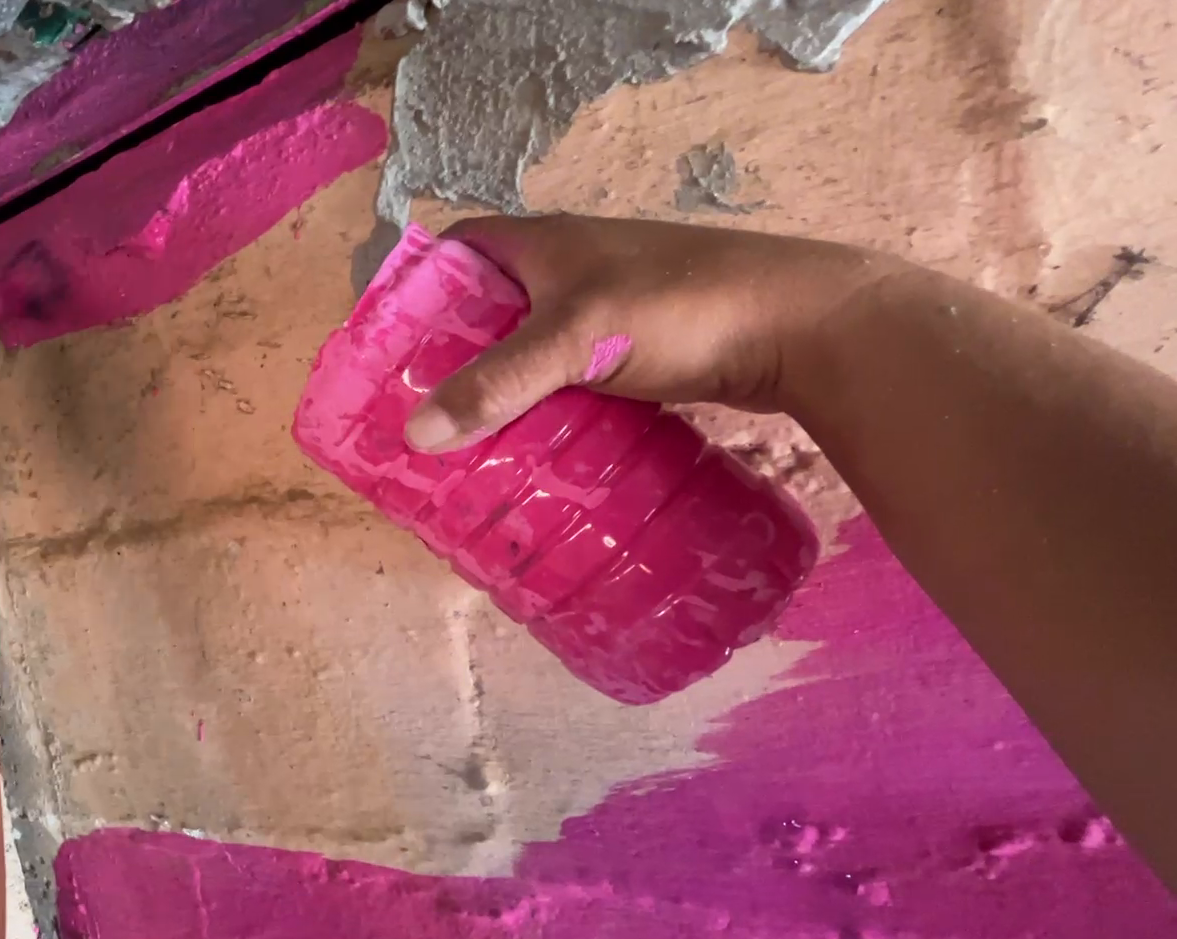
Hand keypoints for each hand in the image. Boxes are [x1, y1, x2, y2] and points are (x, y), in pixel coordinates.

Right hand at [405, 214, 903, 452]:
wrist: (807, 329)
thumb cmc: (682, 308)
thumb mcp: (574, 339)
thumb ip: (494, 385)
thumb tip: (413, 436)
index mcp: (541, 242)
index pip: (454, 250)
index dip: (416, 288)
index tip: (387, 344)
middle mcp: (564, 269)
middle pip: (483, 307)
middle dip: (446, 352)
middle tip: (412, 403)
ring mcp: (599, 310)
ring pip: (521, 346)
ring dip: (490, 383)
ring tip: (455, 431)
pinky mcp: (626, 348)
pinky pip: (557, 374)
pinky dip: (533, 402)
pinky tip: (519, 439)